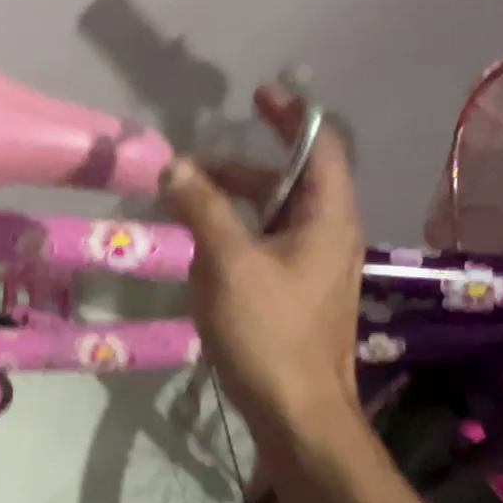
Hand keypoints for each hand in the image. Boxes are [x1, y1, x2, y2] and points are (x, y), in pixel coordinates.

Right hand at [160, 83, 364, 440]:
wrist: (295, 409)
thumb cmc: (268, 330)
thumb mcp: (227, 262)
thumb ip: (201, 208)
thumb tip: (175, 166)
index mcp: (326, 219)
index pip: (321, 149)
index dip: (292, 116)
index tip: (258, 94)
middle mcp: (327, 234)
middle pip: (290, 180)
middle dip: (241, 165)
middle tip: (189, 166)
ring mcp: (311, 265)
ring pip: (273, 213)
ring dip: (231, 198)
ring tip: (184, 201)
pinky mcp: (293, 290)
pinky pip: (263, 241)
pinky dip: (232, 228)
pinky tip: (199, 242)